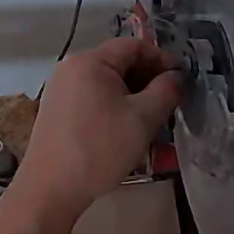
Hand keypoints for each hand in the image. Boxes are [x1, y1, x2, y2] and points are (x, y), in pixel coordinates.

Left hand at [17, 38, 180, 215]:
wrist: (51, 188)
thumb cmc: (100, 149)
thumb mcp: (142, 118)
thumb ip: (166, 91)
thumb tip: (177, 77)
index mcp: (90, 61)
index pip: (133, 45)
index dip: (161, 58)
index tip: (181, 80)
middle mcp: (70, 68)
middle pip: (118, 62)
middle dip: (147, 78)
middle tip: (169, 101)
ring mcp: (60, 89)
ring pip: (106, 82)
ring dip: (132, 94)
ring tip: (151, 118)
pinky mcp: (57, 110)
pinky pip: (92, 97)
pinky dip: (113, 105)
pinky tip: (125, 128)